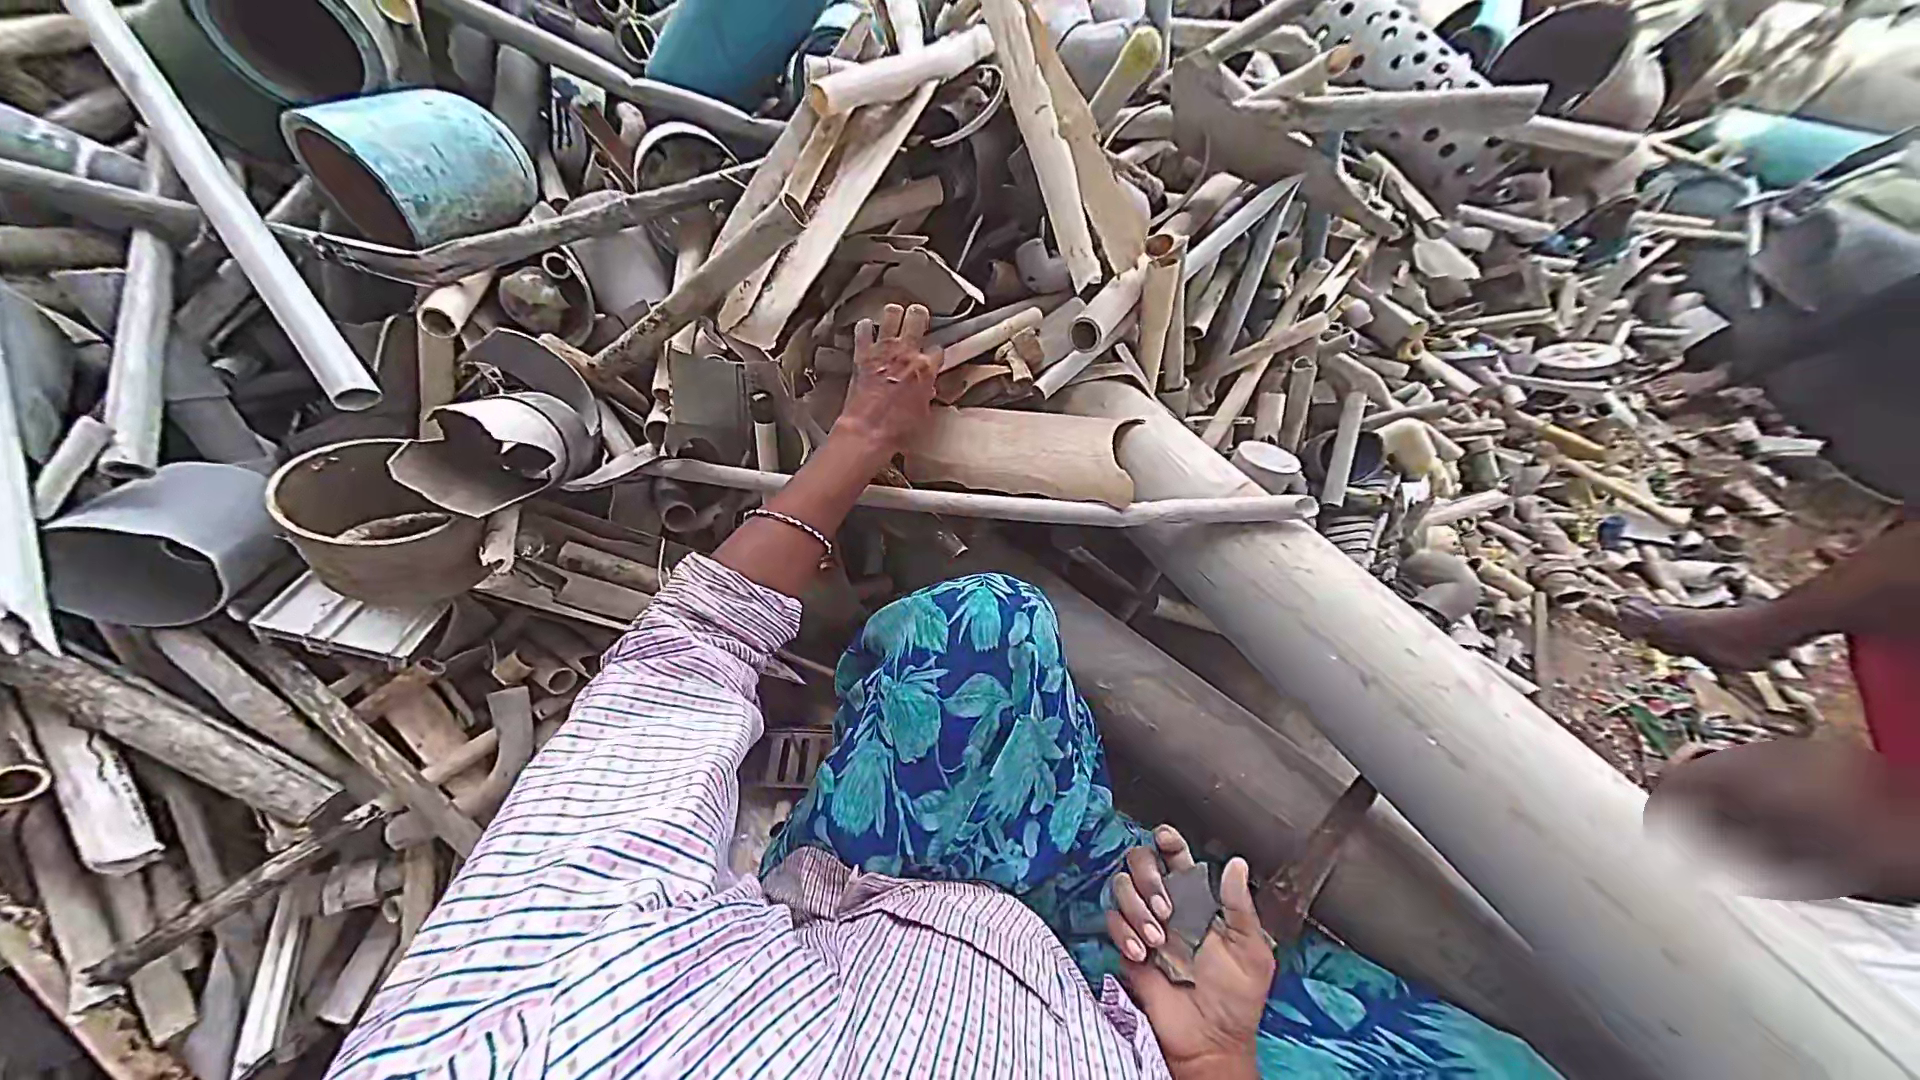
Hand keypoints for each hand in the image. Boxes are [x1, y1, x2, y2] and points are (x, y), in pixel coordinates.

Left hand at [831, 303, 940, 458]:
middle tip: (918, 315)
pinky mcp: (862, 355)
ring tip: (894, 313)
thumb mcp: (924, 414)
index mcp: (926, 368)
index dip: (936, 352)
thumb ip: (926, 395)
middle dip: (919, 315)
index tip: (934, 356)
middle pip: (917, 318)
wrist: (868, 431)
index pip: (938, 348)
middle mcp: (905, 353)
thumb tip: (926, 391)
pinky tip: (866, 327)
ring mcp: (882, 351)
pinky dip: (864, 328)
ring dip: (893, 314)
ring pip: (890, 315)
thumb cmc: (897, 429)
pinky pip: (862, 331)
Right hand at [1107, 827, 1271, 1078]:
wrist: (1210, 1043)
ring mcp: (1143, 920)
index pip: (1174, 854)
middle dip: (1148, 877)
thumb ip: (1241, 907)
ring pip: (1121, 885)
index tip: (1166, 840)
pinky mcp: (1126, 943)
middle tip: (1166, 910)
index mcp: (1196, 896)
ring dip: (1136, 907)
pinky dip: (1124, 932)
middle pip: (1139, 860)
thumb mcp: (1251, 952)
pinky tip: (1143, 954)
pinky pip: (1111, 920)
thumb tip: (1236, 863)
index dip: (1167, 840)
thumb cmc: (1236, 999)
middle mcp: (1166, 901)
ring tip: (1157, 940)